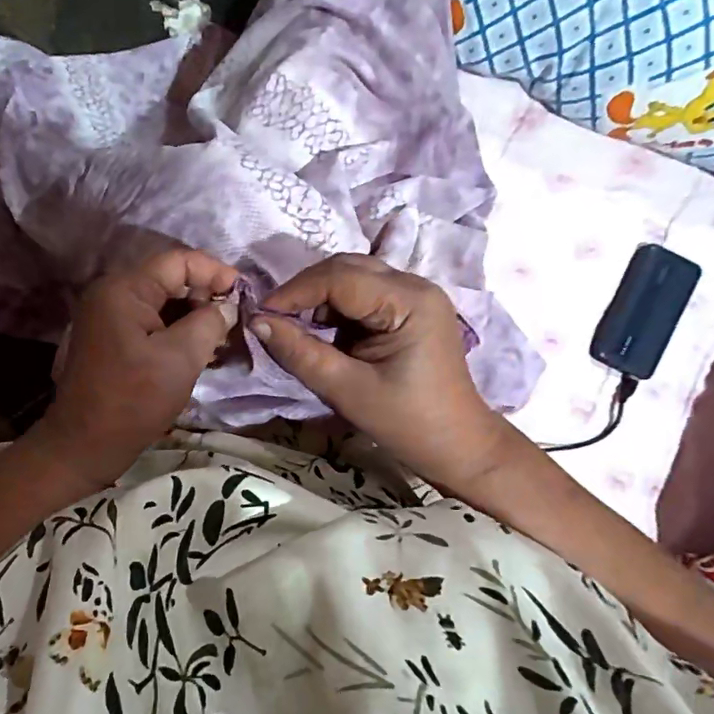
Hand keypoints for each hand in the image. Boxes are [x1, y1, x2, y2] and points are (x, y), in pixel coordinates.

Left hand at [27, 249, 238, 487]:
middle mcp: (111, 295)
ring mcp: (107, 318)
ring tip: (221, 338)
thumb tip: (226, 306)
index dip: (215, 271)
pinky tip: (199, 350)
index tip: (244, 294)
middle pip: (168, 279)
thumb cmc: (134, 399)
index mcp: (123, 290)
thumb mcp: (181, 358)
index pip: (178, 261)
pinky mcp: (109, 340)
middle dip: (205, 295)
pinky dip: (175, 331)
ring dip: (192, 316)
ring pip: (160, 303)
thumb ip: (209, 322)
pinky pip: (149, 324)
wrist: (85, 445)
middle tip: (234, 320)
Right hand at [252, 254, 515, 488]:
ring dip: (318, 297)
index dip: (295, 292)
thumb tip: (256, 321)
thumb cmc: (407, 422)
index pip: (339, 277)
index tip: (260, 315)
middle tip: (272, 318)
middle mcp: (416, 286)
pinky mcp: (410, 309)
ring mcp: (416, 295)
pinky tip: (320, 330)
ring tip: (293, 326)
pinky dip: (335, 307)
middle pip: (346, 268)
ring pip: (352, 277)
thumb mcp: (346, 390)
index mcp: (409, 301)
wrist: (457, 446)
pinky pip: (362, 294)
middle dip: (304, 290)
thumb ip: (300, 353)